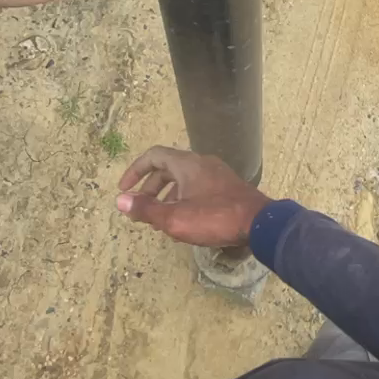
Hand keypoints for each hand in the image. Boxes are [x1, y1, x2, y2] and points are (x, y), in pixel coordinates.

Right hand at [115, 146, 271, 247]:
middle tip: (140, 209)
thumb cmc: (214, 218)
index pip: (153, 156)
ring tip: (159, 220)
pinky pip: (197, 187)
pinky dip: (183, 199)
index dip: (135, 170)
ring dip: (166, 196)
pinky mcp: (226, 187)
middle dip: (150, 188)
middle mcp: (200, 162)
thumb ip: (146, 209)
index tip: (124, 190)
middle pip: (167, 168)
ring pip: (183, 179)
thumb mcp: (175, 218)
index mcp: (186, 164)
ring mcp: (216, 173)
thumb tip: (120, 200)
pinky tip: (184, 221)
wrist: (258, 223)